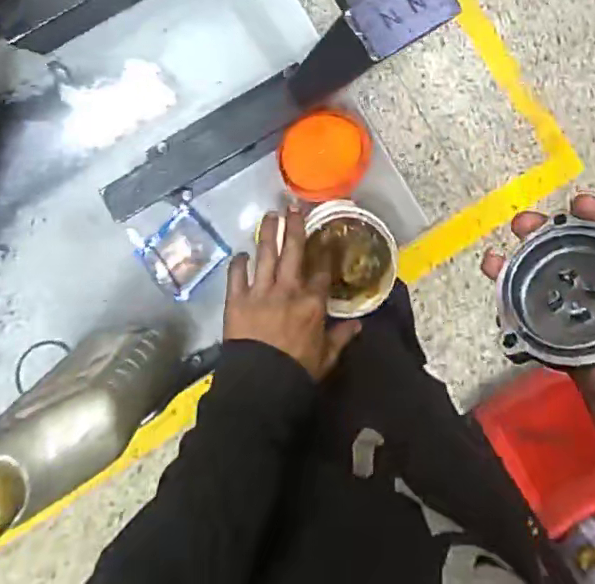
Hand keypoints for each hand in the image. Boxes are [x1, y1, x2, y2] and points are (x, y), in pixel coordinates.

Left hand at [225, 206, 360, 380]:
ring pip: (265, 255)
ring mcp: (260, 292)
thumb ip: (340, 337)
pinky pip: (236, 275)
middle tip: (294, 207)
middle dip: (294, 227)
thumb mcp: (325, 358)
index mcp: (311, 303)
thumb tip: (358, 324)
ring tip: (270, 215)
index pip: (321, 270)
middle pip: (293, 251)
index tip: (326, 234)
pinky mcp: (236, 299)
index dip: (325, 251)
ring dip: (268, 233)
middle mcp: (287, 290)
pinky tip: (241, 254)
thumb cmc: (296, 373)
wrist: (260, 387)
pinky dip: (238, 263)